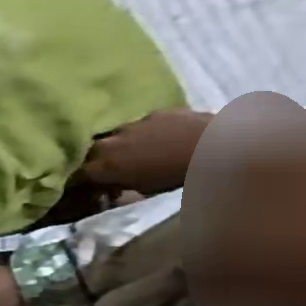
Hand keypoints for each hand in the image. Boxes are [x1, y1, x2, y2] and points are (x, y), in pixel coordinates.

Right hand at [79, 109, 214, 194]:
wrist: (227, 147)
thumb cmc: (181, 177)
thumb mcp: (145, 192)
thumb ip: (122, 190)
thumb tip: (112, 191)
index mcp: (99, 166)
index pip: (78, 174)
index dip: (86, 180)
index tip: (96, 186)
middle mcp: (106, 143)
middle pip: (94, 152)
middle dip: (101, 159)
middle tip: (119, 168)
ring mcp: (132, 125)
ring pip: (118, 135)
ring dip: (126, 142)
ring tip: (146, 149)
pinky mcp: (159, 113)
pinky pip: (148, 123)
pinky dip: (153, 130)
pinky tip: (170, 136)